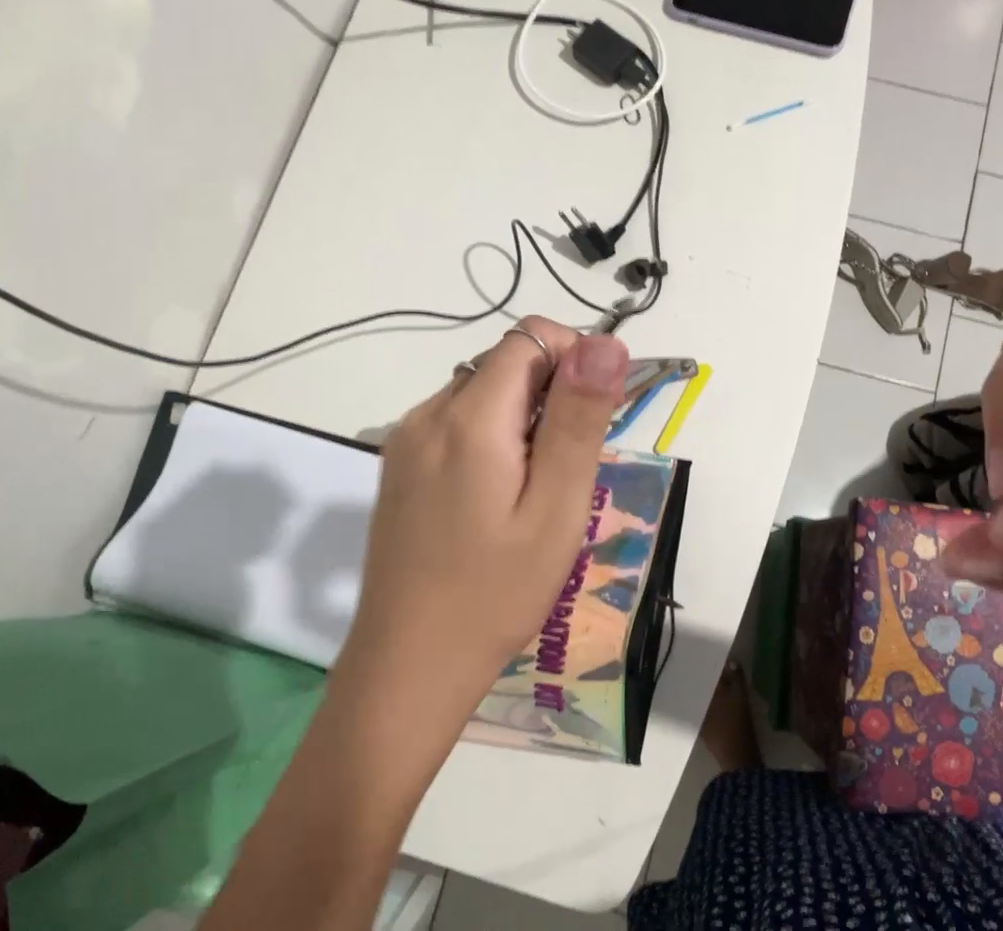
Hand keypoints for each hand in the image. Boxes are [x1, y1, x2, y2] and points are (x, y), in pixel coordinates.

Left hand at [356, 316, 628, 686]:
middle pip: (502, 365)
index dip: (574, 359)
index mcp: (468, 418)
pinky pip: (455, 427)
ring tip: (537, 492)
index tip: (598, 416)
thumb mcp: (556, 508)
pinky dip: (490, 441)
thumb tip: (605, 342)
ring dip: (521, 420)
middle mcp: (427, 415)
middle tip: (571, 469)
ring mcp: (404, 443)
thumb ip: (578, 420)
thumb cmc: (496, 592)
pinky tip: (498, 502)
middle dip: (550, 394)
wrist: (409, 665)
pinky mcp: (397, 470)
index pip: (529, 338)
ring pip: (479, 396)